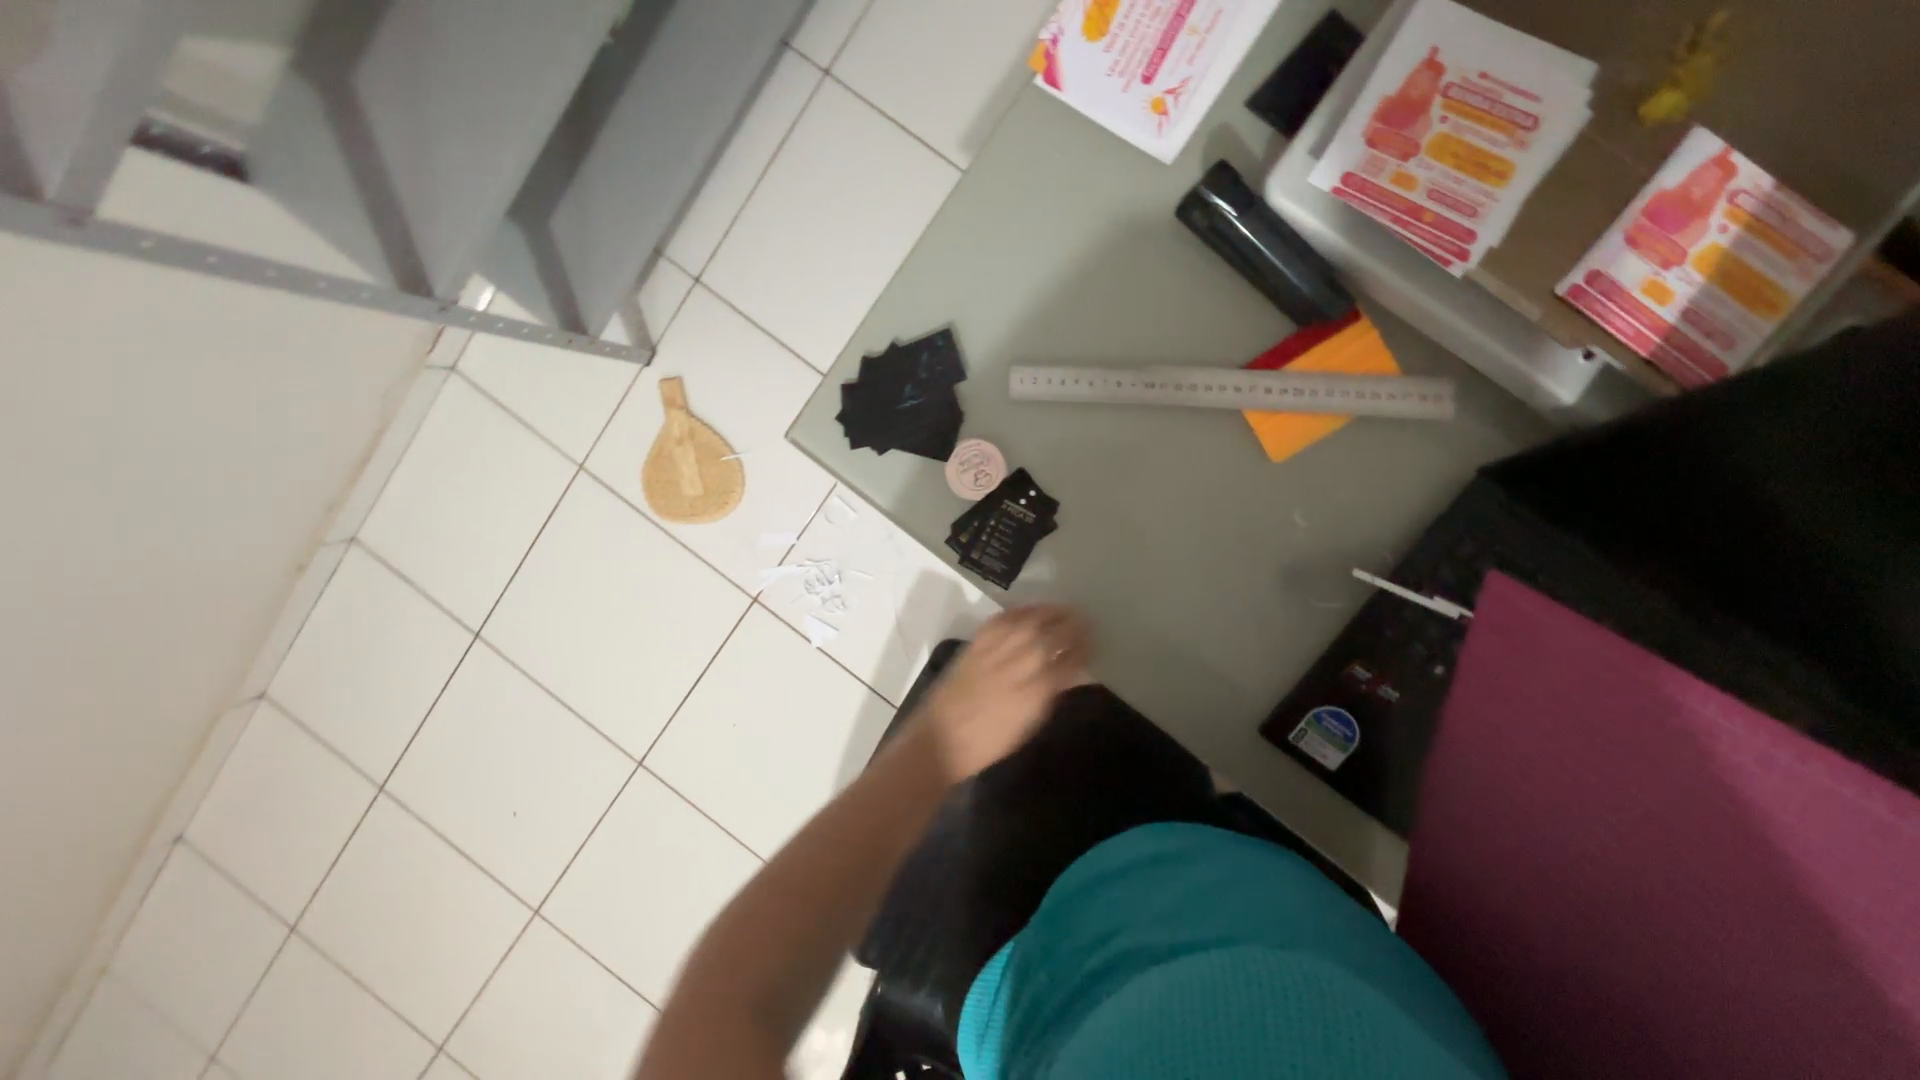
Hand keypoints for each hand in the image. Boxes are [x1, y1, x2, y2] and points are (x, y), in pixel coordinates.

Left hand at [916, 606, 1091, 781]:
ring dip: (1048, 613)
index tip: (1093, 642)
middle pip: (1050, 637)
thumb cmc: (990, 742)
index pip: (1068, 661)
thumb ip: (1051, 695)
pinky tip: (1028, 610)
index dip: (1083, 649)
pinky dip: (1017, 612)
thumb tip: (1069, 674)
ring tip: (1062, 609)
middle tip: (1084, 619)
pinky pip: (1000, 622)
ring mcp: (994, 654)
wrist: (942, 740)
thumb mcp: (1030, 724)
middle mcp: (1018, 667)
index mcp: (1037, 692)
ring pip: (1026, 624)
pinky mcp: (974, 646)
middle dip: (1070, 625)